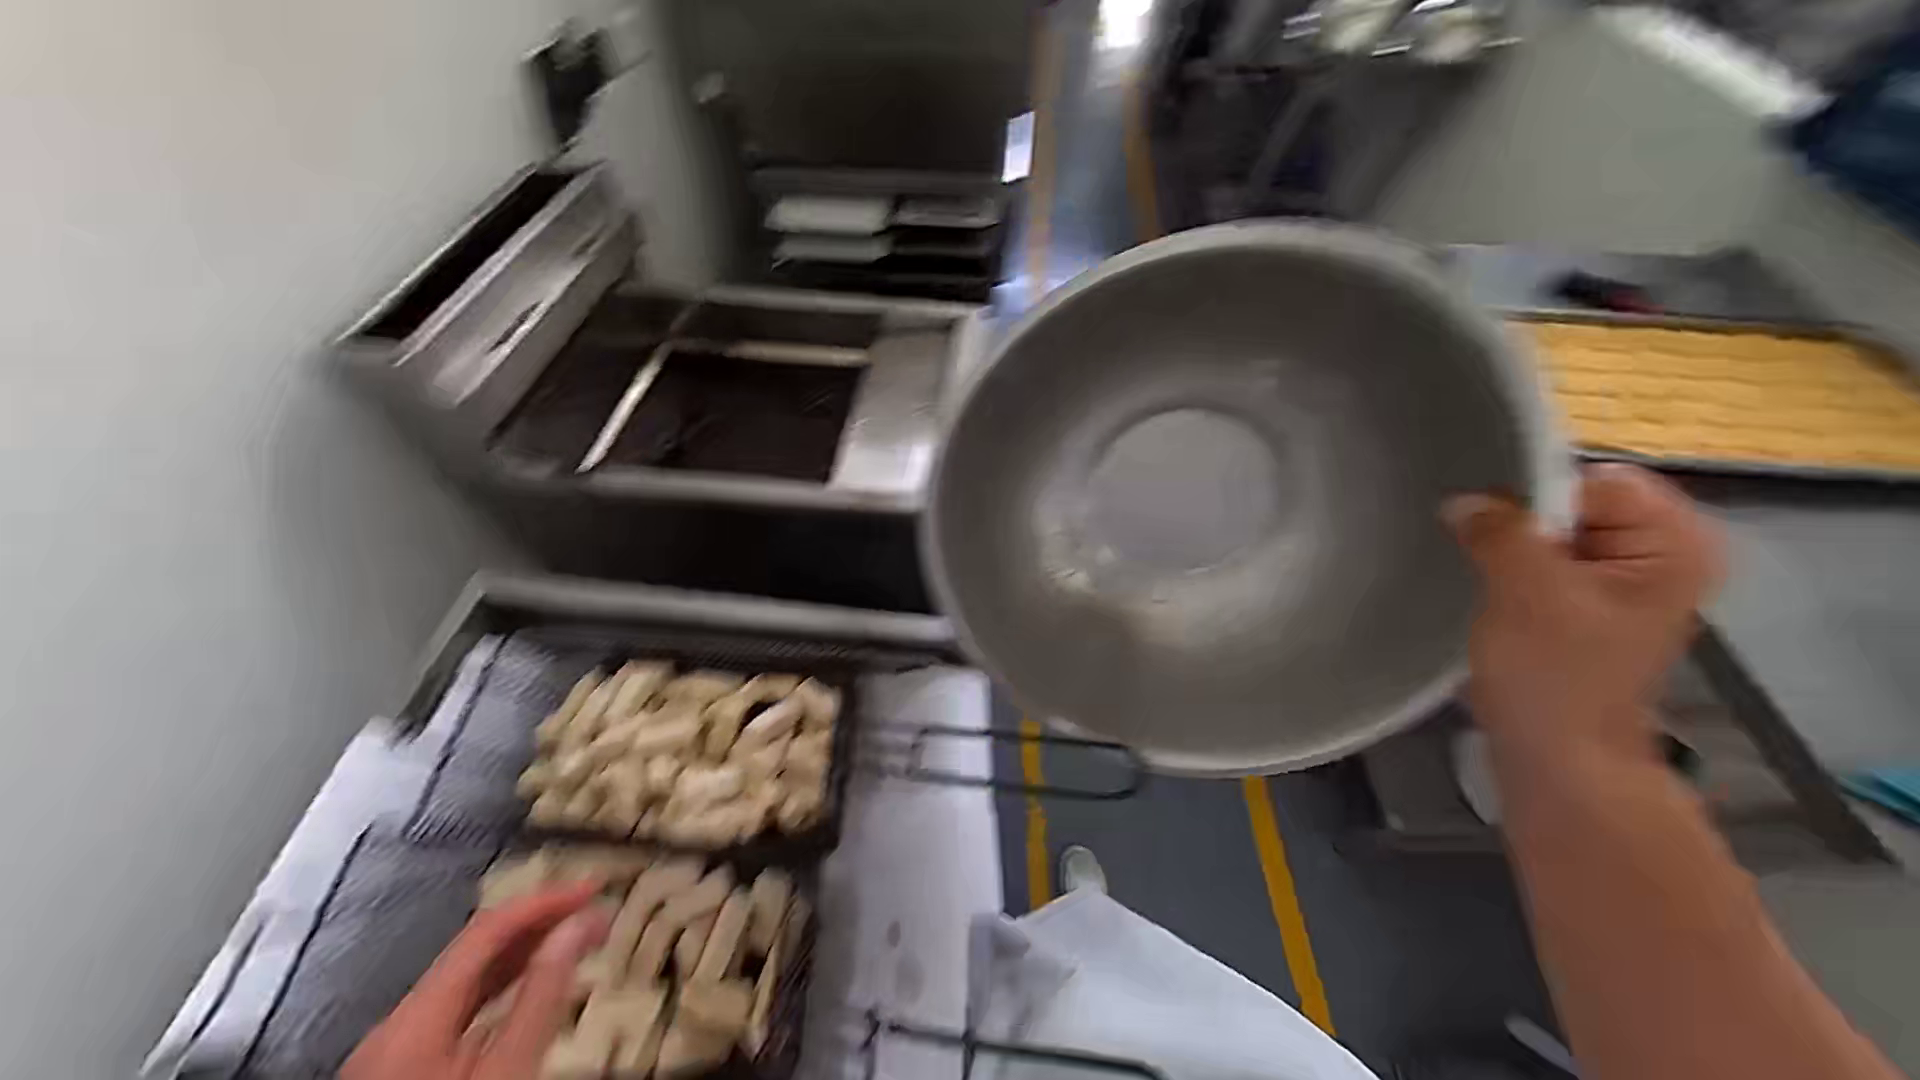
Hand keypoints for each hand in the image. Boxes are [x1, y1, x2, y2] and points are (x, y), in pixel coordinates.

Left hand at [342, 882, 608, 1079]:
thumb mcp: (507, 1071)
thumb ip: (542, 995)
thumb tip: (579, 925)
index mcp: (413, 1017)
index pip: (487, 931)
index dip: (543, 901)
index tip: (594, 887)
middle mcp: (398, 1023)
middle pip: (476, 950)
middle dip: (541, 923)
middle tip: (598, 912)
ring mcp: (397, 1047)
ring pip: (470, 977)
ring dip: (528, 950)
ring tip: (581, 938)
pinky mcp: (406, 1066)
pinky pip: (463, 1006)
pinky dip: (508, 984)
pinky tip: (539, 982)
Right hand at [1444, 464, 1721, 764]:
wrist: (1555, 753)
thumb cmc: (1554, 674)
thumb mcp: (1526, 592)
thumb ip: (1500, 531)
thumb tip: (1464, 501)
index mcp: (1672, 544)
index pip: (1596, 480)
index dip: (1539, 496)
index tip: (1493, 526)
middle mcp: (1655, 553)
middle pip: (1572, 501)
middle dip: (1518, 519)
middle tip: (1479, 549)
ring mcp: (1615, 579)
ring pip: (1547, 531)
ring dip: (1505, 544)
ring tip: (1479, 569)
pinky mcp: (1578, 600)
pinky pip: (1537, 557)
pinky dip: (1505, 564)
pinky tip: (1485, 583)